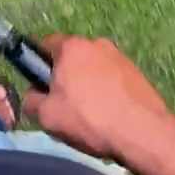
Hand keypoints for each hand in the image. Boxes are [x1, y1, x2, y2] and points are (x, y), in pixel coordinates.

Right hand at [22, 34, 172, 160]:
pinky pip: (111, 77)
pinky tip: (109, 113)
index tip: (40, 85)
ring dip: (87, 83)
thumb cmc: (90, 119)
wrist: (143, 132)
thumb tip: (34, 95)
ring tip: (90, 113)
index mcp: (71, 47)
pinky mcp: (135, 70)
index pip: (45, 44)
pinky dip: (106, 90)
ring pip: (92, 67)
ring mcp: (118, 55)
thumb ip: (32, 100)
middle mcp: (95, 43)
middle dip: (65, 75)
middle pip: (71, 56)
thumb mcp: (48, 117)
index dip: (38, 64)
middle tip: (64, 104)